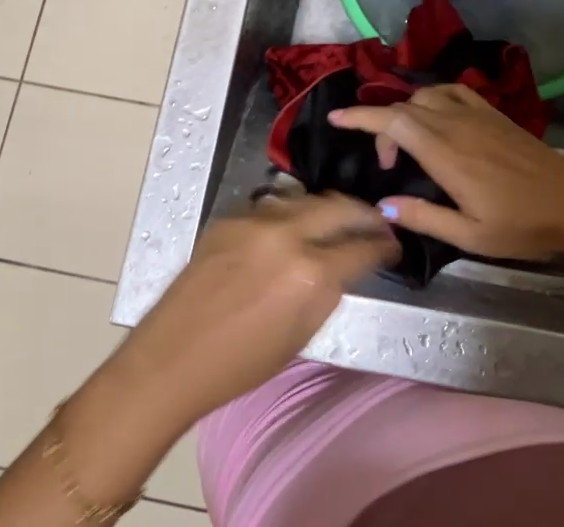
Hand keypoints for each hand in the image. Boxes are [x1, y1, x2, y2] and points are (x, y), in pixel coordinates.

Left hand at [109, 194, 397, 425]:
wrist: (171, 358)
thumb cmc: (240, 365)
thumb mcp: (301, 334)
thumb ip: (328, 291)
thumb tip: (343, 266)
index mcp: (310, 274)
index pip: (362, 246)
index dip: (384, 245)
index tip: (392, 245)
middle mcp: (285, 236)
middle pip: (339, 206)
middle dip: (363, 214)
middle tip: (375, 223)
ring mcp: (254, 222)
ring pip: (305, 198)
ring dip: (327, 208)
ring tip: (337, 221)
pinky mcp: (228, 219)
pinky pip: (272, 206)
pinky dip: (290, 213)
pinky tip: (293, 227)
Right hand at [328, 84, 563, 260]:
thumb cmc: (522, 226)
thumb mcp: (470, 236)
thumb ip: (424, 218)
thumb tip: (382, 205)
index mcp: (447, 155)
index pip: (393, 122)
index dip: (360, 116)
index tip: (337, 119)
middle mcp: (458, 126)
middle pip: (404, 107)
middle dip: (380, 124)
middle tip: (384, 162)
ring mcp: (478, 115)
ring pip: (426, 96)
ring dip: (405, 110)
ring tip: (405, 140)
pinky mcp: (494, 114)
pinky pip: (453, 92)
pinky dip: (432, 98)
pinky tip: (434, 117)